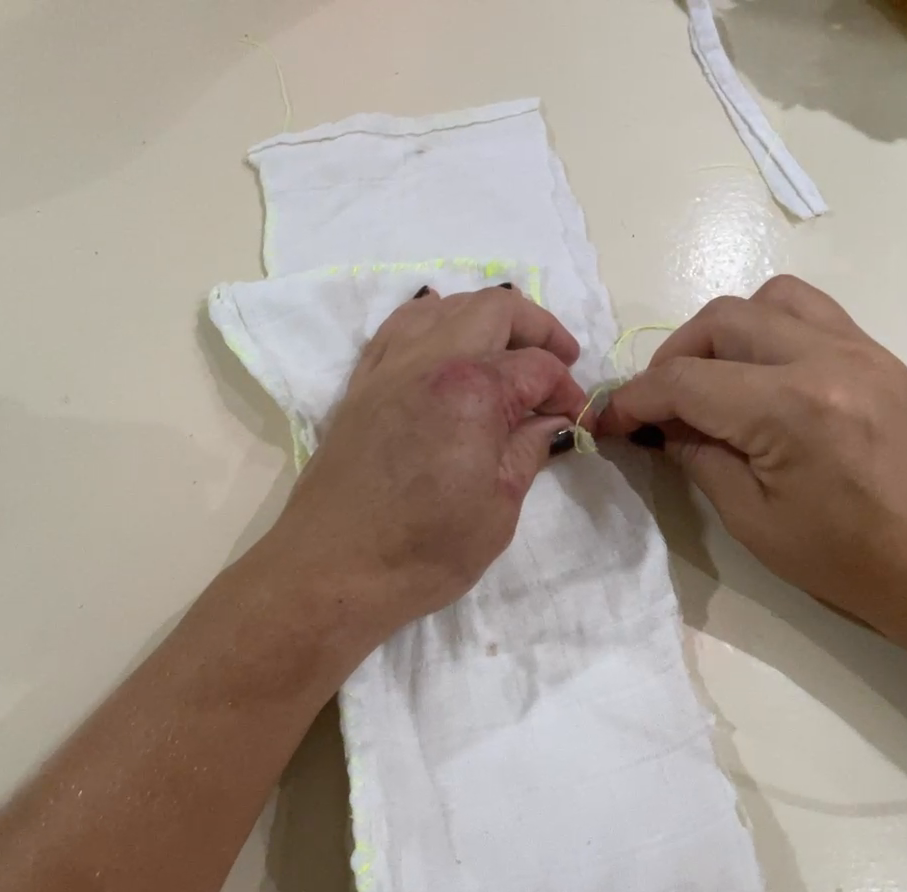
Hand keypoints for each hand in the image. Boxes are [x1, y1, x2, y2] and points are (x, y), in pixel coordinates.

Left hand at [268, 284, 587, 629]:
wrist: (332, 569)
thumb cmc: (423, 551)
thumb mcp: (497, 509)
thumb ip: (527, 451)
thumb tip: (551, 420)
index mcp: (472, 390)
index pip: (536, 366)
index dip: (565, 389)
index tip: (574, 418)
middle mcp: (428, 361)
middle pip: (493, 309)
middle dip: (537, 327)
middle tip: (558, 362)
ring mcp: (387, 369)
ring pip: (442, 307)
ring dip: (483, 319)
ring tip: (505, 352)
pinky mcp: (360, 386)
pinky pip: (399, 328)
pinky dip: (433, 324)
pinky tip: (446, 349)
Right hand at [599, 275, 906, 633]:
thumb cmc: (843, 557)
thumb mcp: (749, 518)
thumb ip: (697, 456)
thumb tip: (660, 424)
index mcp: (791, 410)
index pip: (686, 382)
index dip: (634, 398)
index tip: (606, 419)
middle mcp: (826, 360)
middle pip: (721, 321)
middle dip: (671, 358)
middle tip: (656, 404)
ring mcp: (860, 349)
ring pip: (768, 300)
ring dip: (721, 332)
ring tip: (709, 378)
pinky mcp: (877, 355)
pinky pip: (810, 311)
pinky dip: (767, 329)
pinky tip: (757, 374)